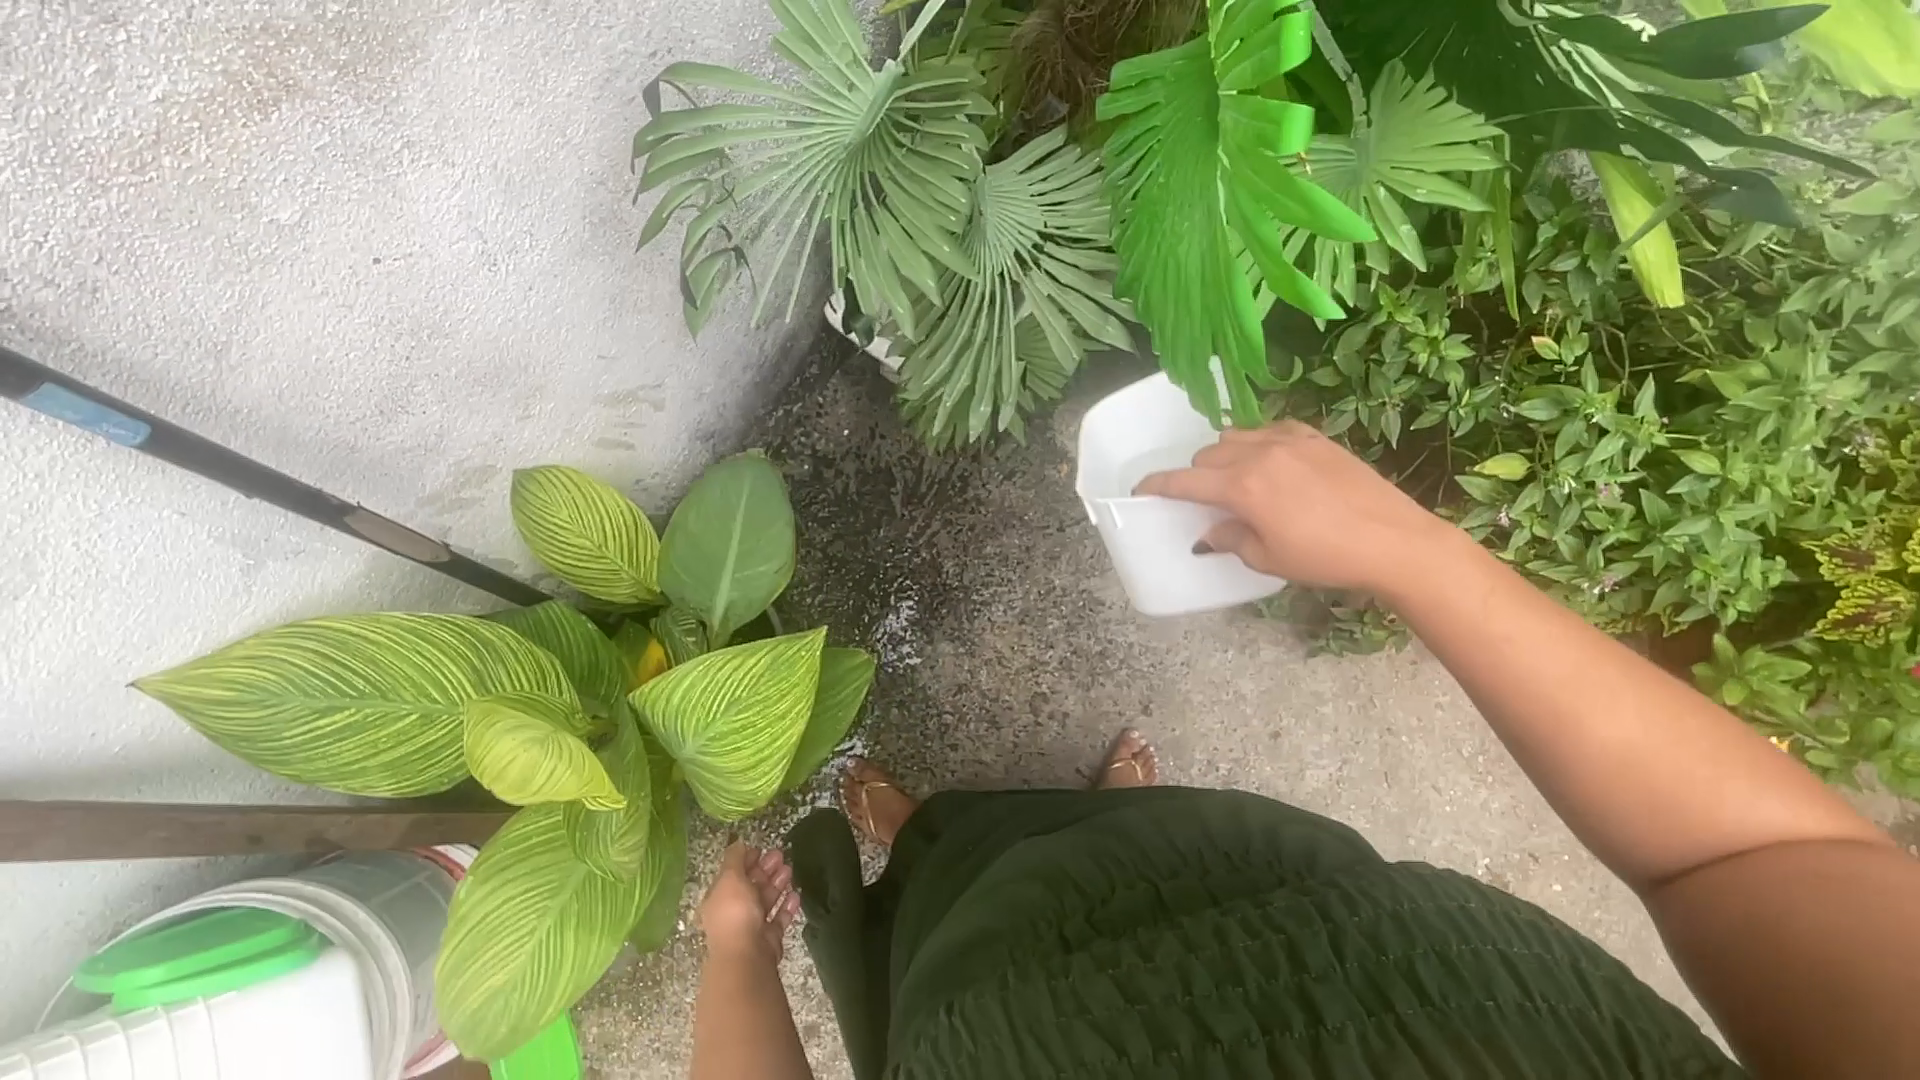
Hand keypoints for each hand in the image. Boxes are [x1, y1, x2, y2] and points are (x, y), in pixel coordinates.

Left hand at [698, 841, 799, 962]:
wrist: (747, 955)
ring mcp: (751, 927)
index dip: (746, 860)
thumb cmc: (735, 913)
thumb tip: (738, 842)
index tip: (762, 849)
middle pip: (751, 887)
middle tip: (781, 855)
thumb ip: (734, 858)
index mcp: (719, 899)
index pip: (732, 875)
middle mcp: (733, 913)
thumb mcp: (730, 878)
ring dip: (778, 884)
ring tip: (791, 870)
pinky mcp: (768, 939)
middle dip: (765, 870)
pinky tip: (796, 895)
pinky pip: (779, 919)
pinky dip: (787, 906)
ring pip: (766, 901)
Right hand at [1133, 420, 1458, 593]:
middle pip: (1207, 455)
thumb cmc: (1326, 558)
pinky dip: (1257, 443)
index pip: (1184, 481)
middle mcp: (1260, 454)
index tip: (1140, 490)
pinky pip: (1270, 430)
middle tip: (1204, 501)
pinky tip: (1270, 463)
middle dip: (1196, 476)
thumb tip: (1211, 531)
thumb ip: (1231, 539)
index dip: (1157, 485)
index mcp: (1242, 486)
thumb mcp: (1269, 558)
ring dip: (1224, 457)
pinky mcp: (1317, 439)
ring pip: (1236, 437)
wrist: (1394, 541)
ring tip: (1236, 481)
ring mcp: (1290, 441)